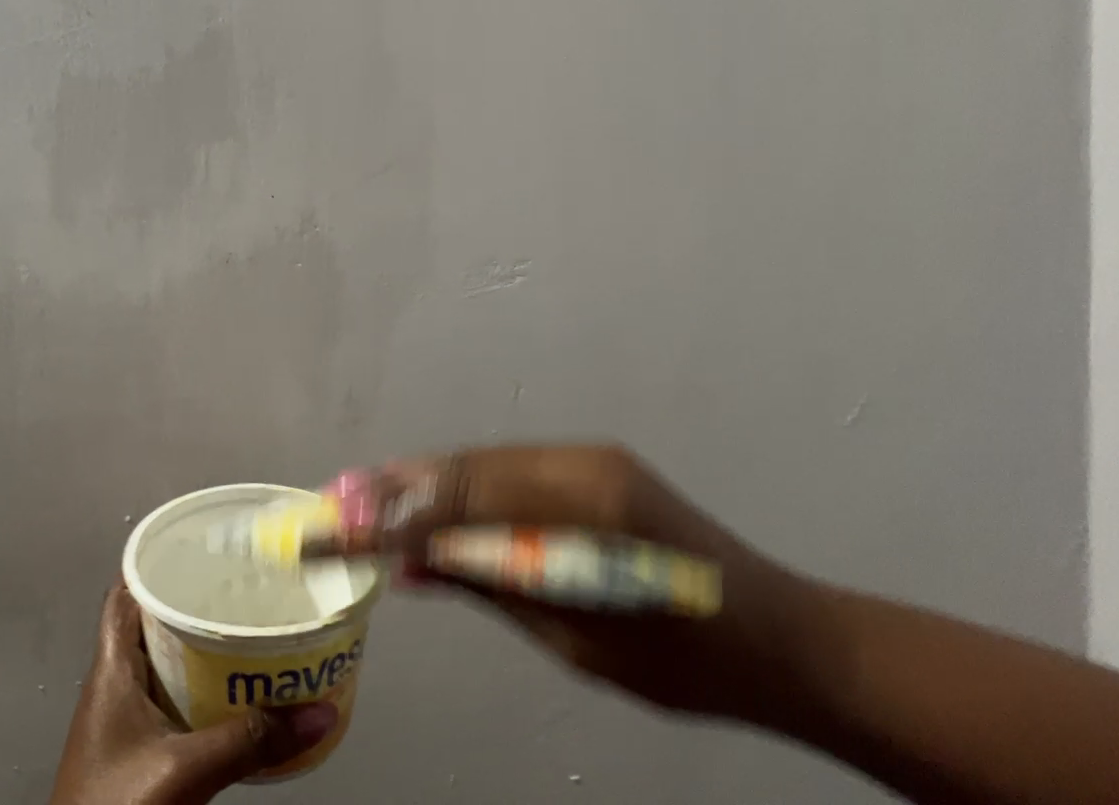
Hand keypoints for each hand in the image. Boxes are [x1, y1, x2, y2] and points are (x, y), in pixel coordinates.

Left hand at [49, 584, 338, 804]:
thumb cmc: (113, 804)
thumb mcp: (185, 769)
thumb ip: (250, 741)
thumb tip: (319, 710)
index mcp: (111, 667)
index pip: (126, 591)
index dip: (158, 565)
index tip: (204, 551)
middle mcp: (115, 682)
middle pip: (153, 622)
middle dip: (196, 605)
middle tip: (244, 592)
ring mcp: (125, 717)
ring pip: (167, 662)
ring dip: (204, 649)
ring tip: (253, 635)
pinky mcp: (140, 746)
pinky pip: (177, 699)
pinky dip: (206, 689)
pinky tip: (241, 697)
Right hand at [318, 443, 830, 725]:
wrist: (785, 638)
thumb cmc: (685, 658)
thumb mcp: (577, 636)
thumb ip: (491, 585)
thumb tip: (409, 566)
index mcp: (583, 506)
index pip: (460, 504)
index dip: (389, 518)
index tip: (334, 531)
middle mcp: (580, 463)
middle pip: (463, 469)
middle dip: (395, 490)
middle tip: (333, 504)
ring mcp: (588, 459)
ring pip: (479, 463)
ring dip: (422, 484)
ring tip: (363, 499)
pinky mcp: (592, 468)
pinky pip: (506, 472)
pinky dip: (460, 488)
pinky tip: (426, 502)